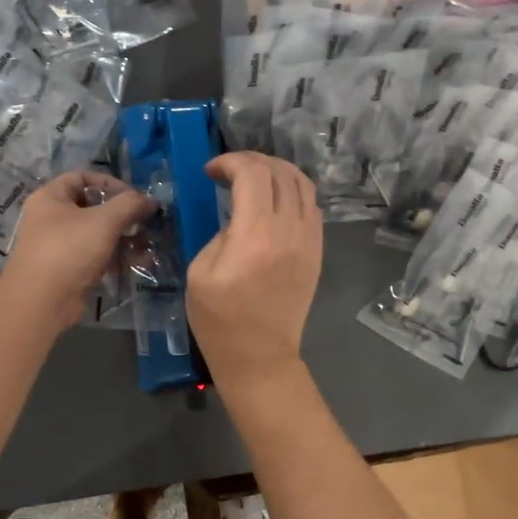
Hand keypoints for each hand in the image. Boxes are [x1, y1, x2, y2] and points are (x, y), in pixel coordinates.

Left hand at [3, 171, 154, 333]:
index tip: (134, 197)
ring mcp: (60, 246)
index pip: (83, 177)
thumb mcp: (103, 221)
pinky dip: (117, 258)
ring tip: (149, 245)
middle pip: (93, 207)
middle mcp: (53, 218)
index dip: (110, 183)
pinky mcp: (70, 270)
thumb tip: (151, 200)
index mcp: (51, 198)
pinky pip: (97, 256)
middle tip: (146, 222)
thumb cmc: (68, 250)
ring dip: (125, 238)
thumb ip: (129, 205)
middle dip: (123, 215)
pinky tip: (140, 262)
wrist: (41, 302)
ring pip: (98, 235)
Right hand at [187, 152, 322, 388]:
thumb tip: (237, 220)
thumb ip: (220, 235)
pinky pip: (312, 207)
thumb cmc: (220, 320)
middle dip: (252, 161)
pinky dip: (293, 193)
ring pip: (303, 184)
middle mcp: (289, 230)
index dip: (230, 161)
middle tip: (230, 172)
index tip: (210, 172)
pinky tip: (274, 204)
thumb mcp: (201, 273)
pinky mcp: (316, 252)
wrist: (259, 356)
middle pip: (280, 172)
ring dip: (277, 172)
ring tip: (255, 180)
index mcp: (256, 234)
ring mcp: (309, 240)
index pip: (253, 173)